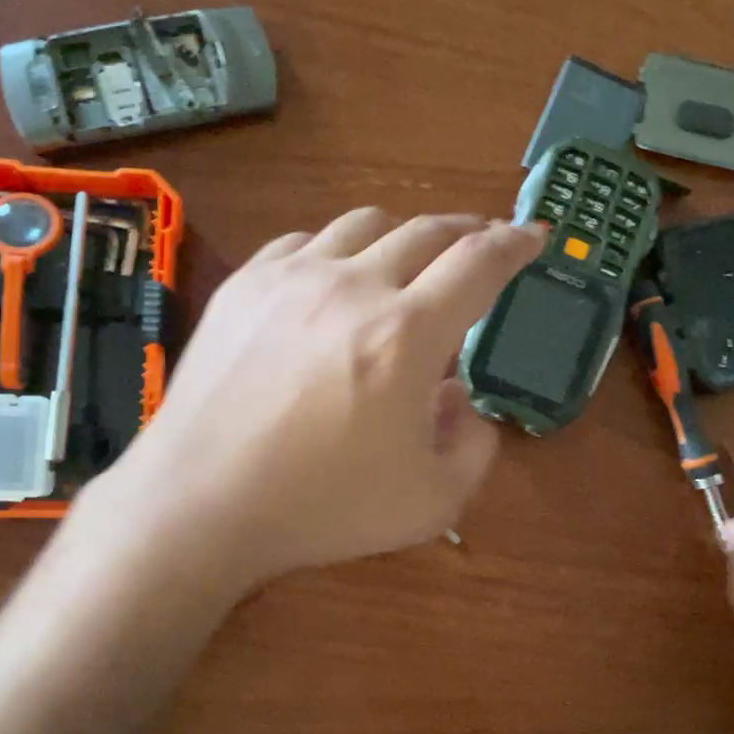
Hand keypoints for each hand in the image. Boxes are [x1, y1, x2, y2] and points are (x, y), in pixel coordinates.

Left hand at [84, 208, 540, 585]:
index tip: (532, 238)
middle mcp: (353, 286)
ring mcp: (291, 278)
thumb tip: (461, 397)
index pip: (479, 263)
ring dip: (402, 236)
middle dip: (468, 232)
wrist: (201, 502)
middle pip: (427, 231)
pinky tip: (333, 280)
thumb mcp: (431, 501)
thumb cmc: (321, 508)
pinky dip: (337, 251)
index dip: (515, 245)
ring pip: (364, 225)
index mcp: (407, 335)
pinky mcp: (245, 284)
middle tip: (482, 245)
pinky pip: (304, 242)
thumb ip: (474, 446)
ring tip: (408, 261)